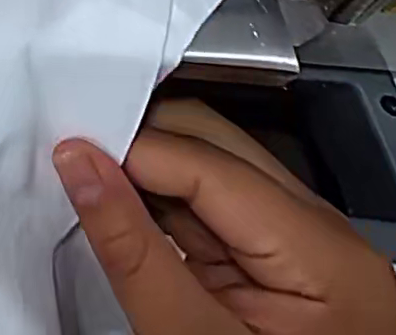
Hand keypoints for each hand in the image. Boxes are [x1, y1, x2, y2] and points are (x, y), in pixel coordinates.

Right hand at [54, 100, 395, 334]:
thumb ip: (130, 247)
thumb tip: (80, 163)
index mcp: (323, 255)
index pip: (207, 163)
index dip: (133, 150)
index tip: (72, 150)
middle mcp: (321, 231)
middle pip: (210, 140)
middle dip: (138, 144)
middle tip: (78, 159)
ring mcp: (299, 238)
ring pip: (202, 157)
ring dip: (143, 166)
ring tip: (95, 183)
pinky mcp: (269, 251)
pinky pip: (202, 192)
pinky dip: (157, 193)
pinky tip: (125, 207)